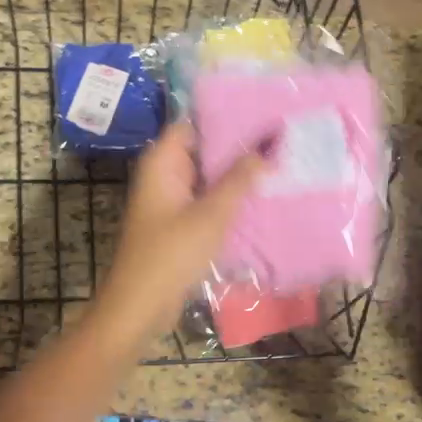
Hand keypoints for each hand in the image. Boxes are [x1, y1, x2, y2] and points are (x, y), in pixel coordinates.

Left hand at [96, 123, 264, 339]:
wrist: (139, 307)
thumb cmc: (171, 255)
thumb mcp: (211, 214)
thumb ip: (240, 179)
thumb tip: (269, 147)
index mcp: (162, 163)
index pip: (194, 123)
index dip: (226, 116)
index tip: (264, 113)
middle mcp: (164, 177)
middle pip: (203, 150)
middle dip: (239, 147)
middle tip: (282, 139)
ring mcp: (170, 203)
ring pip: (208, 180)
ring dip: (237, 177)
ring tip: (280, 165)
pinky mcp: (178, 228)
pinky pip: (207, 204)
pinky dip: (229, 202)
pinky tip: (261, 201)